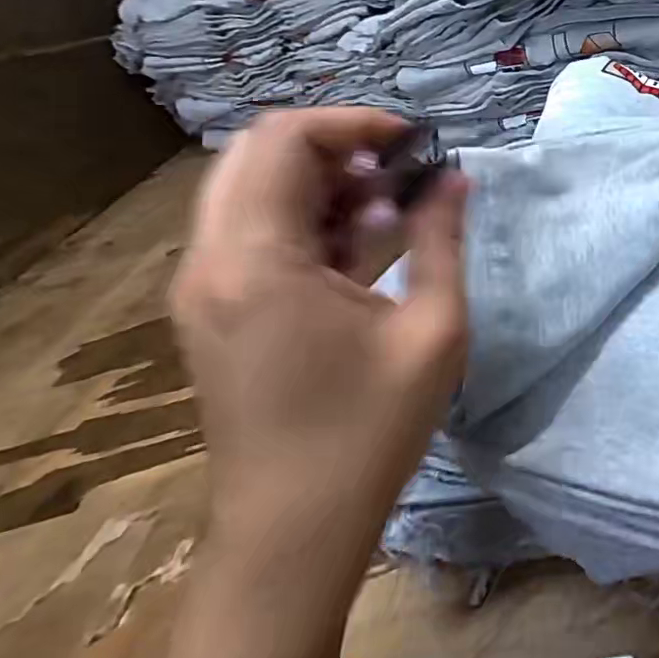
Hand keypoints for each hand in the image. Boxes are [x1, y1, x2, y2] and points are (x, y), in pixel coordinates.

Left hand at [166, 107, 467, 657]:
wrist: (292, 534)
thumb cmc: (368, 433)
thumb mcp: (432, 330)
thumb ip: (442, 238)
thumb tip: (456, 178)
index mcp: (257, 260)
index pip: (285, 138)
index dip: (354, 123)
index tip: (412, 142)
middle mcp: (210, 260)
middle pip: (258, 151)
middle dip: (335, 144)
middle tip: (397, 169)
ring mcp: (202, 286)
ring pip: (250, 187)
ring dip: (319, 179)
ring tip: (386, 207)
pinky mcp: (210, 309)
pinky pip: (249, 230)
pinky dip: (302, 216)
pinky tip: (359, 245)